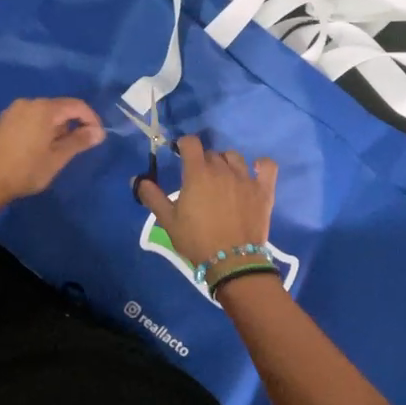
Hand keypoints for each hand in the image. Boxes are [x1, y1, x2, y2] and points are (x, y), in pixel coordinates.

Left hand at [0, 98, 104, 204]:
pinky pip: (30, 117)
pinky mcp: (4, 120)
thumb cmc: (26, 170)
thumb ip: (79, 141)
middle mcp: (28, 103)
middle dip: (73, 123)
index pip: (76, 105)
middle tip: (79, 146)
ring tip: (59, 149)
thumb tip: (99, 132)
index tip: (97, 137)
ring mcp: (13, 110)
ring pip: (44, 113)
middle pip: (59, 107)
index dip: (91, 119)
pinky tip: (40, 146)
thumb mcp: (57, 158)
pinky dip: (41, 127)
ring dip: (57, 126)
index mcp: (43, 109)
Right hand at [136, 135, 277, 267]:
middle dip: (202, 161)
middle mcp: (222, 170)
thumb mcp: (167, 220)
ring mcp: (246, 179)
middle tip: (198, 179)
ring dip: (225, 162)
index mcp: (197, 173)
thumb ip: (152, 196)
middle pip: (211, 153)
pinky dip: (260, 164)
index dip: (183, 145)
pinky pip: (267, 166)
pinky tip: (254, 170)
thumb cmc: (196, 239)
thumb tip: (138, 180)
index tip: (179, 154)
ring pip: (234, 157)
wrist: (232, 261)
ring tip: (222, 177)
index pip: (191, 143)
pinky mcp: (264, 190)